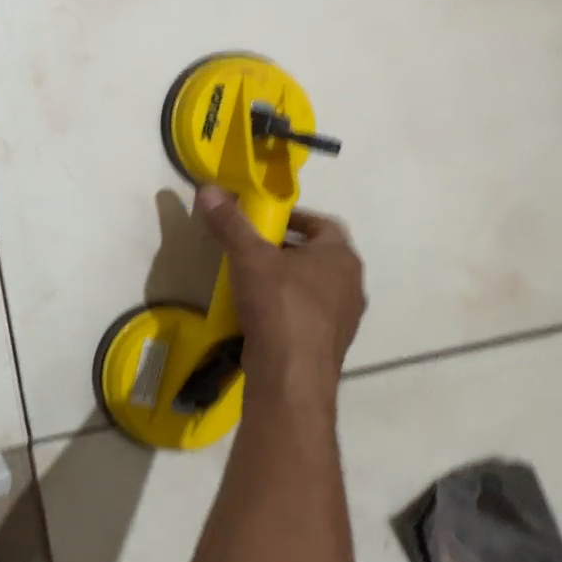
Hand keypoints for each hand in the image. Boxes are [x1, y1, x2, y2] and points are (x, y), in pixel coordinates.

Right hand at [197, 186, 366, 406]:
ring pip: (316, 285)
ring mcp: (346, 316)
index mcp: (341, 257)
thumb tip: (209, 188)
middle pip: (320, 255)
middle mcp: (353, 284)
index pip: (325, 225)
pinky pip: (311, 312)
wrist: (292, 372)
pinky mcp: (331, 341)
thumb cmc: (278, 304)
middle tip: (252, 247)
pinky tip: (261, 312)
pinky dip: (289, 305)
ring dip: (288, 277)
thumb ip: (230, 223)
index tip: (265, 221)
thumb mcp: (248, 257)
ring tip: (252, 280)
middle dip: (286, 248)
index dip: (296, 218)